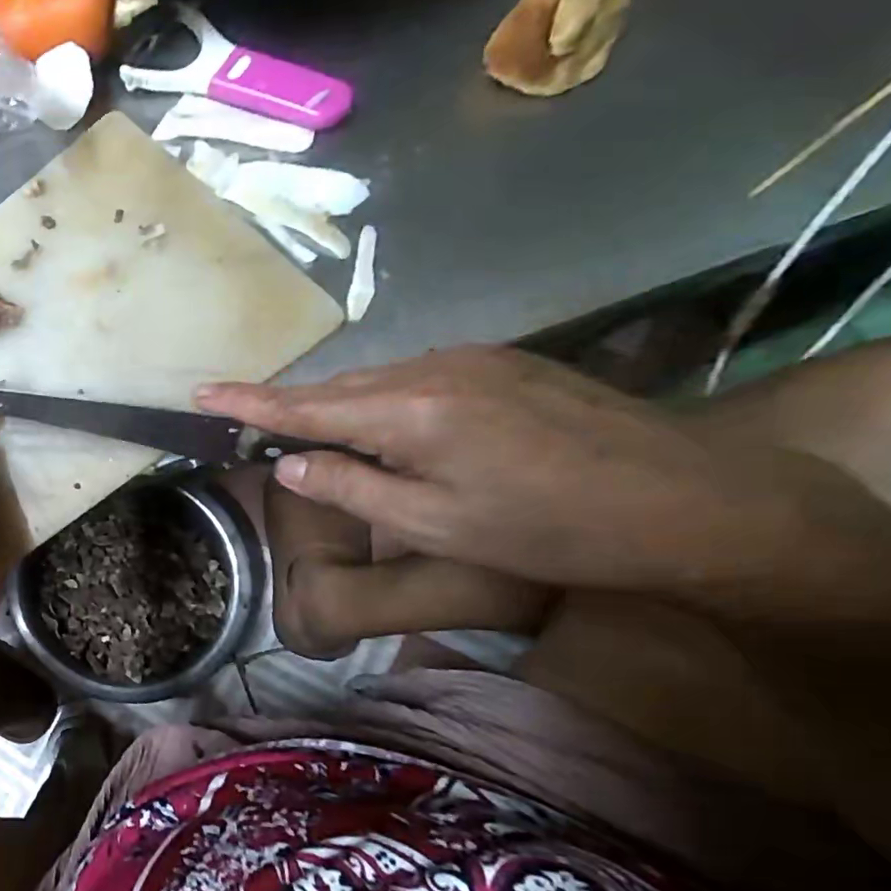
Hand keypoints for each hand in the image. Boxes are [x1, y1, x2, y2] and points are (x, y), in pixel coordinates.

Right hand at [197, 346, 890, 609]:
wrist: (688, 499)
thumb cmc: (551, 530)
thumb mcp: (438, 526)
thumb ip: (354, 488)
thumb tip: (288, 464)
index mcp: (413, 413)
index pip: (308, 406)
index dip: (250, 401)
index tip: (202, 391)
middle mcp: (434, 369)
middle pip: (339, 387)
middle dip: (291, 406)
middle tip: (246, 419)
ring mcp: (472, 360)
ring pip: (377, 381)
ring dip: (339, 407)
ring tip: (313, 435)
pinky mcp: (501, 363)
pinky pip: (415, 378)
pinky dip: (382, 402)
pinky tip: (386, 428)